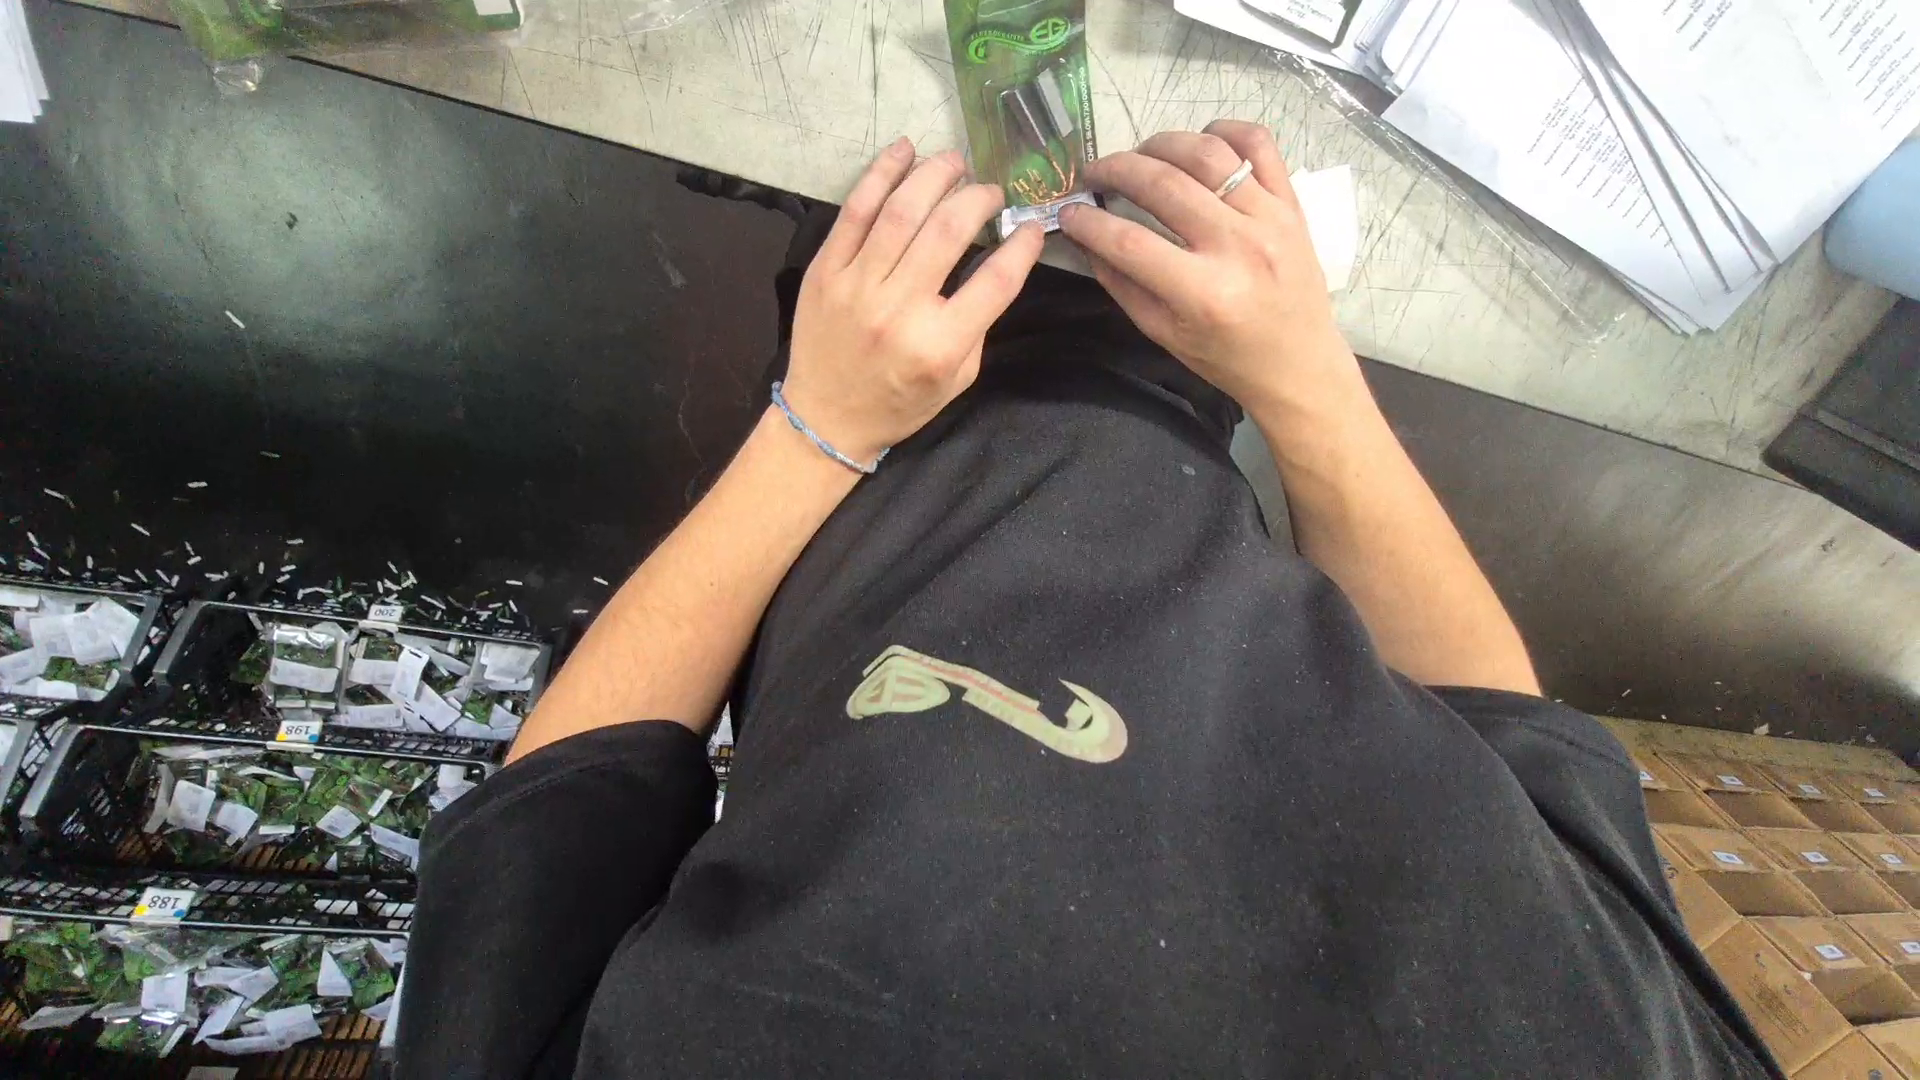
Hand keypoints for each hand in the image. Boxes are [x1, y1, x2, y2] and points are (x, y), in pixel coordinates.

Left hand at [781, 139, 1045, 464]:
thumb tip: (996, 266)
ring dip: (934, 176)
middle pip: (947, 231)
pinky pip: (854, 211)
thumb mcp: (956, 380)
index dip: (1021, 246)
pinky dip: (881, 174)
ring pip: (901, 211)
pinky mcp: (826, 271)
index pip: (994, 281)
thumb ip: (978, 325)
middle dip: (977, 199)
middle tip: (989, 191)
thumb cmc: (899, 404)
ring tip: (954, 162)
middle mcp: (899, 310)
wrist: (827, 419)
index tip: (1032, 226)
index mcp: (939, 346)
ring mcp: (857, 286)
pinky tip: (904, 151)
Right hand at [1058, 121, 1354, 410]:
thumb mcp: (1163, 334)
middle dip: (1117, 170)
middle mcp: (1237, 247)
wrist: (1298, 362)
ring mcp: (1269, 218)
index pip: (1130, 243)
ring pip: (1207, 153)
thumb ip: (1124, 286)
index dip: (1090, 223)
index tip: (1068, 212)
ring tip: (1139, 156)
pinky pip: (1258, 144)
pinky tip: (1198, 144)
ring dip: (1162, 144)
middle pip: (1164, 185)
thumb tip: (1089, 241)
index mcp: (1202, 293)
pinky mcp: (1291, 202)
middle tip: (1094, 173)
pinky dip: (1224, 131)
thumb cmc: (1225, 358)